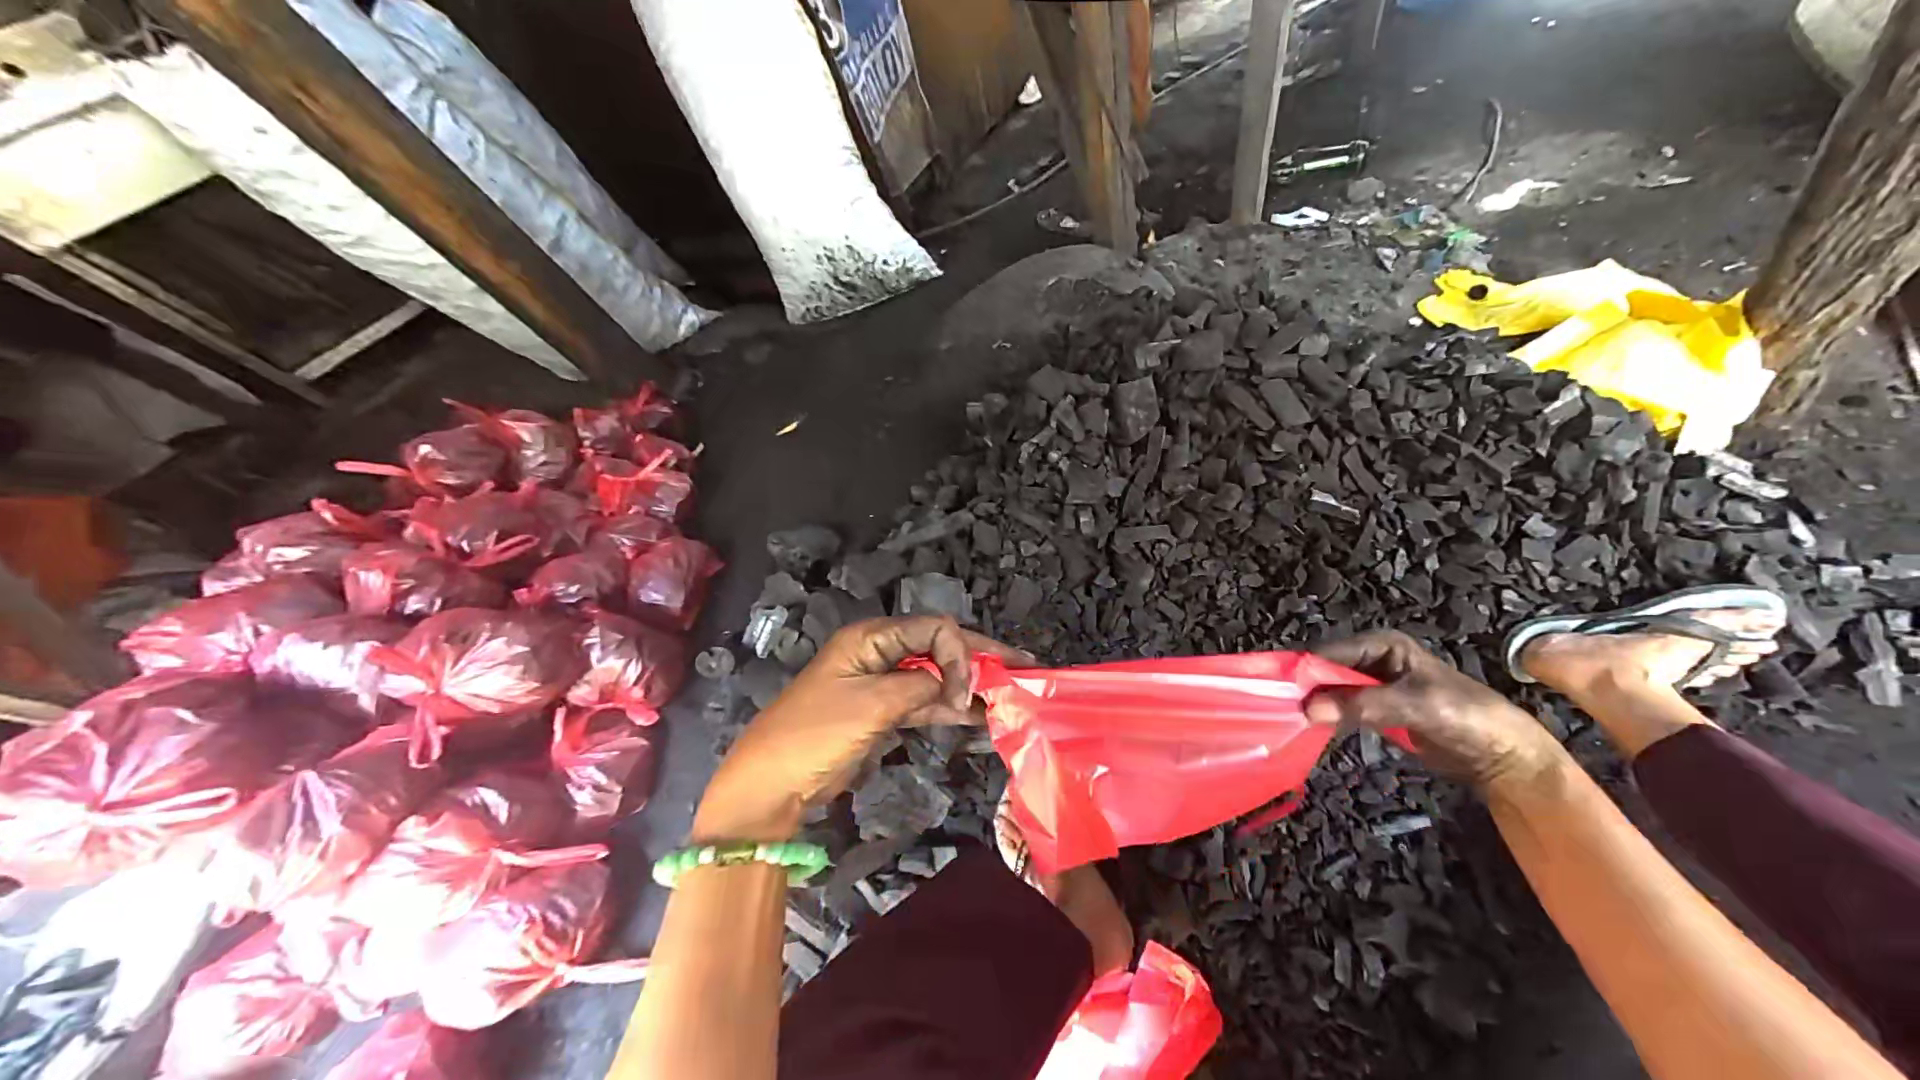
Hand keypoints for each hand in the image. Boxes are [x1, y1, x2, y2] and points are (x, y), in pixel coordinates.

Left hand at [692, 616, 1032, 843]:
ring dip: (968, 685)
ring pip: (935, 675)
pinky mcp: (883, 711)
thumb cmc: (816, 734)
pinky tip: (979, 714)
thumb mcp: (871, 704)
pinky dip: (950, 708)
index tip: (969, 692)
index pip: (933, 628)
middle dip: (978, 658)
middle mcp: (879, 652)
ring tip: (1010, 694)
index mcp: (870, 637)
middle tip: (1023, 667)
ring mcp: (882, 683)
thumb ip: (920, 686)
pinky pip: (925, 701)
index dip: (959, 653)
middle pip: (938, 647)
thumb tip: (956, 687)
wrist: (773, 783)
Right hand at [1305, 631, 1567, 793]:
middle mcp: (1371, 659)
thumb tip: (1307, 709)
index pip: (1328, 652)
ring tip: (1288, 721)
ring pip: (1328, 690)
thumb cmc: (1467, 718)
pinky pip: (1339, 708)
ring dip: (1312, 704)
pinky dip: (1324, 716)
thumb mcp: (1415, 706)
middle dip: (1304, 688)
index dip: (1303, 671)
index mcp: (1382, 644)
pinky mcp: (1373, 709)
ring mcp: (1372, 685)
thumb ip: (1361, 705)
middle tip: (1279, 709)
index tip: (1276, 692)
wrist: (1506, 757)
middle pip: (1323, 669)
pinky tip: (1309, 728)